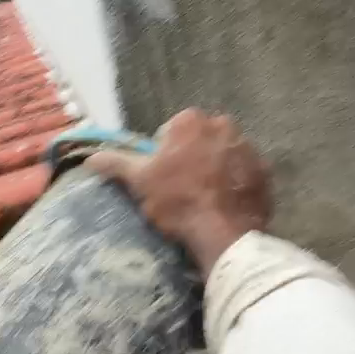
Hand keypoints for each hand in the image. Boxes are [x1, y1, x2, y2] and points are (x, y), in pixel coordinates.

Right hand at [87, 109, 272, 270]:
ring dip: (216, 169)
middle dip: (193, 158)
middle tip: (185, 189)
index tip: (165, 179)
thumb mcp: (140, 181)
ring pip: (224, 154)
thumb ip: (115, 162)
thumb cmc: (178, 201)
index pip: (171, 132)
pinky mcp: (265, 171)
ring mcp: (248, 147)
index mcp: (191, 120)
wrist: (223, 233)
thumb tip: (89, 156)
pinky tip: (226, 203)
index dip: (164, 155)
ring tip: (206, 198)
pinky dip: (236, 182)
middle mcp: (223, 125)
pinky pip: (244, 172)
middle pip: (200, 141)